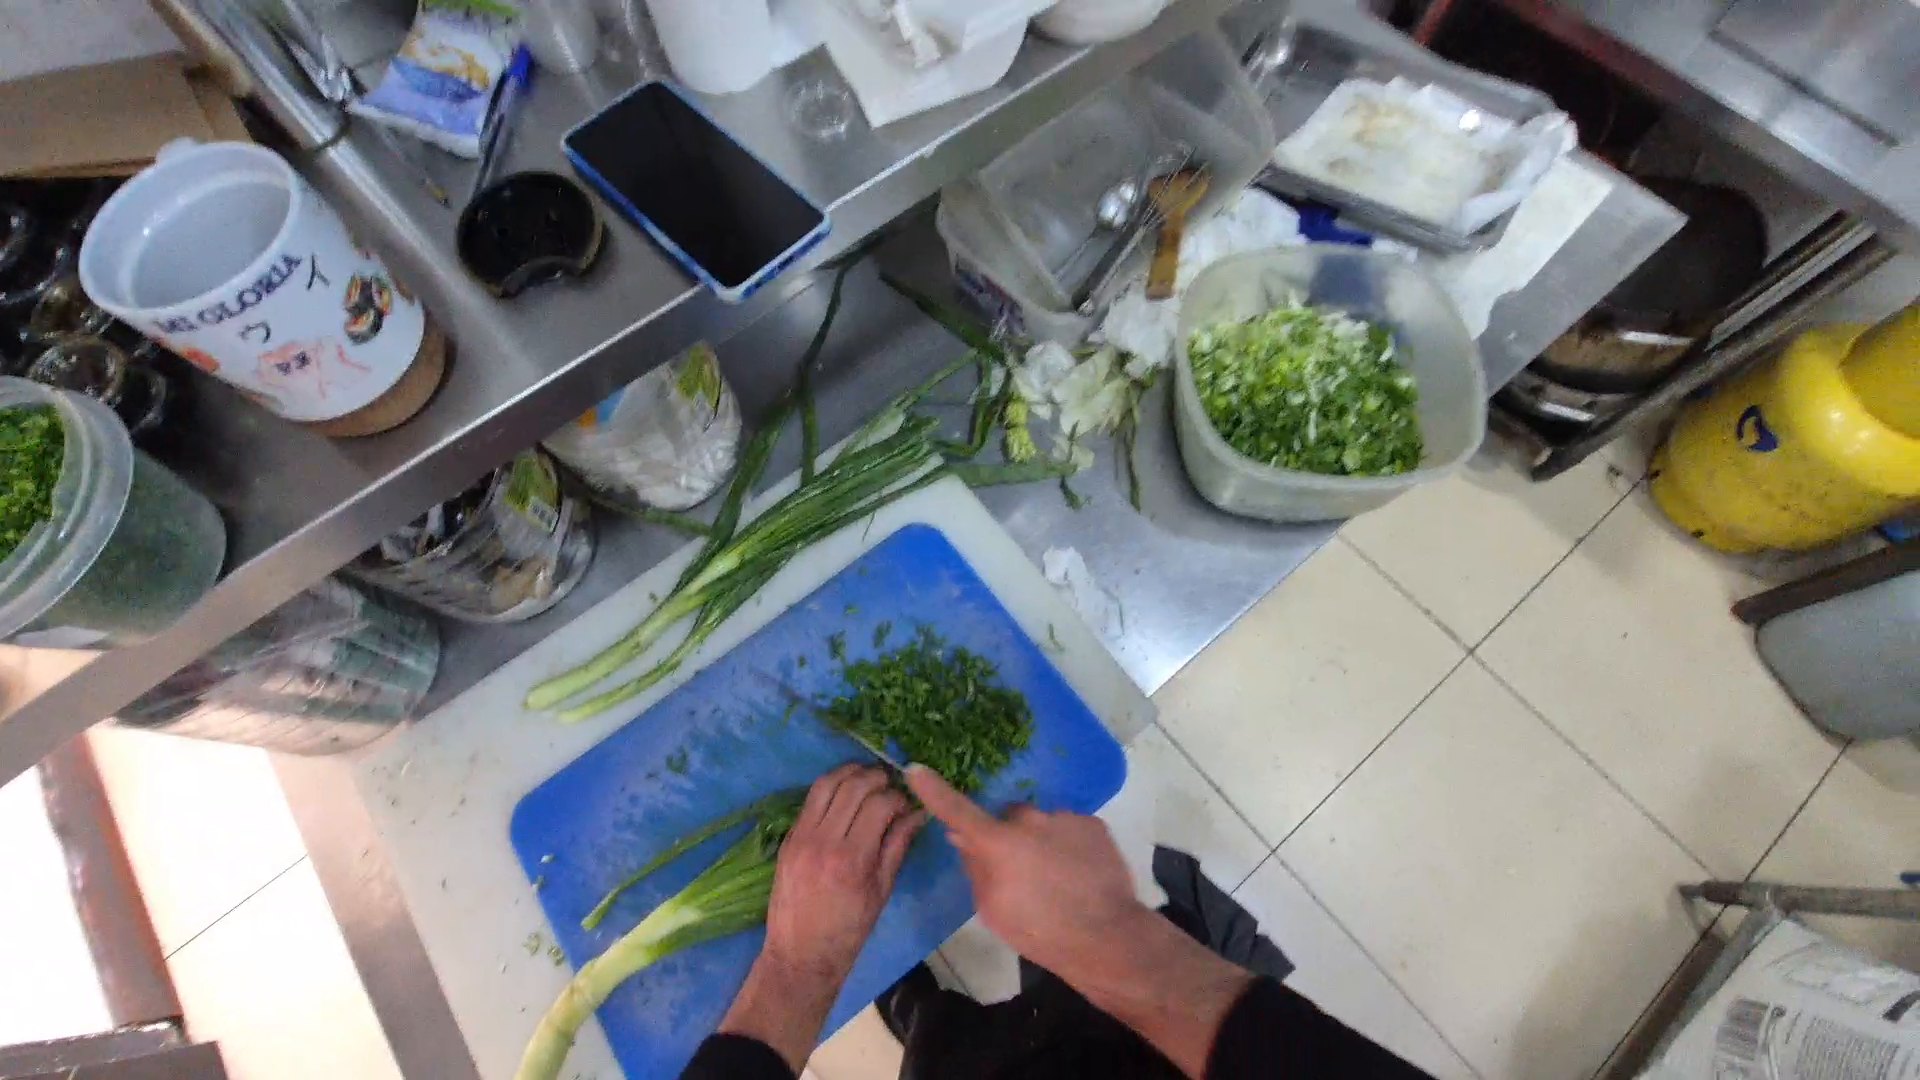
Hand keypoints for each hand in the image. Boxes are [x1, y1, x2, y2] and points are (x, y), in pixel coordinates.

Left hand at [719, 766, 923, 1071]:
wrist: (800, 956)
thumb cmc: (849, 930)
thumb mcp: (882, 889)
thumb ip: (898, 844)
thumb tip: (919, 812)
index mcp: (852, 859)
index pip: (880, 804)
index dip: (899, 797)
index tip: (907, 804)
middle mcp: (824, 841)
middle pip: (853, 785)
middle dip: (877, 777)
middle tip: (890, 784)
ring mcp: (801, 837)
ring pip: (827, 783)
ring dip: (851, 773)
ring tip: (868, 778)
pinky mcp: (788, 837)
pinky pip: (811, 799)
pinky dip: (832, 788)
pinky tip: (846, 793)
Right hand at [906, 764, 1252, 1078]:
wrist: (1107, 937)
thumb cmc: (1040, 930)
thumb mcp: (993, 909)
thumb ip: (975, 867)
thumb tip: (963, 837)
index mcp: (998, 842)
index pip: (957, 810)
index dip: (933, 790)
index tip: (915, 768)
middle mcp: (1029, 818)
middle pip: (1008, 819)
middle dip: (1008, 837)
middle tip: (1021, 873)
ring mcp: (1064, 817)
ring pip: (1041, 823)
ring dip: (1041, 842)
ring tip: (1057, 880)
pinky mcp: (1093, 823)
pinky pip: (1068, 828)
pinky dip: (1068, 846)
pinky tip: (1078, 875)